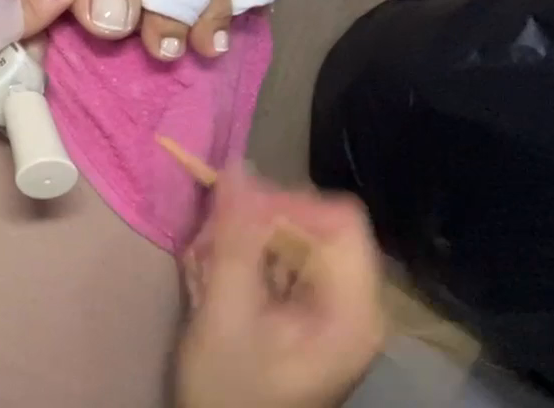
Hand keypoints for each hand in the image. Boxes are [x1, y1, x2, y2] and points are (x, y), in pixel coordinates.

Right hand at [177, 167, 385, 407]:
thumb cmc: (231, 387)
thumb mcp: (227, 314)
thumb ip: (235, 240)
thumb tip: (237, 166)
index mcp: (352, 307)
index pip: (340, 218)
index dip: (289, 203)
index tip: (235, 213)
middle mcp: (348, 299)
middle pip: (305, 223)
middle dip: (249, 224)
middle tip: (206, 246)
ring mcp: (323, 303)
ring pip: (280, 236)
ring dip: (233, 240)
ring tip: (201, 269)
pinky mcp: (298, 306)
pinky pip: (268, 256)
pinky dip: (233, 257)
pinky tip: (206, 281)